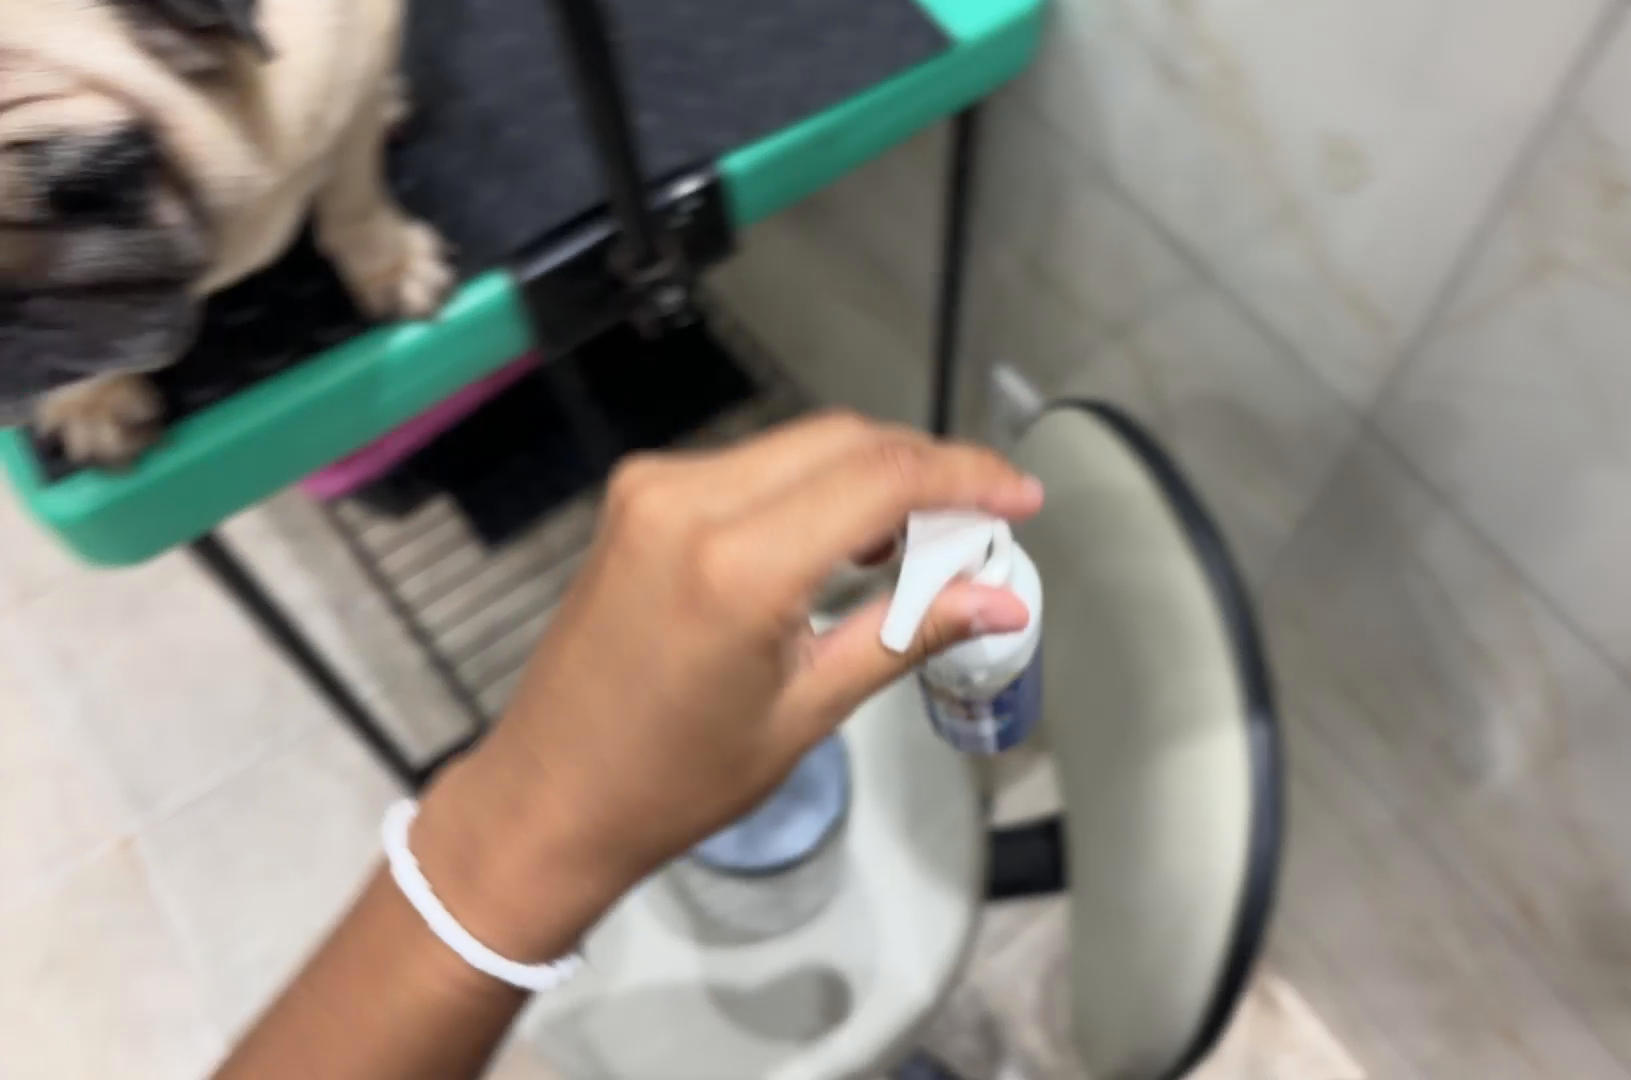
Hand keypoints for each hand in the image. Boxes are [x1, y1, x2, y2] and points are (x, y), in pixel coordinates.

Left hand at [409, 413, 1043, 959]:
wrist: (549, 795)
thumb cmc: (679, 779)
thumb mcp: (811, 710)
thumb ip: (910, 632)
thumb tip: (1002, 601)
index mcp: (738, 563)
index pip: (881, 479)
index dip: (966, 477)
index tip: (1020, 496)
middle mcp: (690, 497)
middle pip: (848, 441)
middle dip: (929, 469)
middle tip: (979, 519)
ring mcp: (658, 485)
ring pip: (807, 444)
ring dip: (877, 474)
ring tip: (923, 534)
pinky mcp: (646, 491)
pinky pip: (762, 463)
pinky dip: (822, 483)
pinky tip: (850, 531)